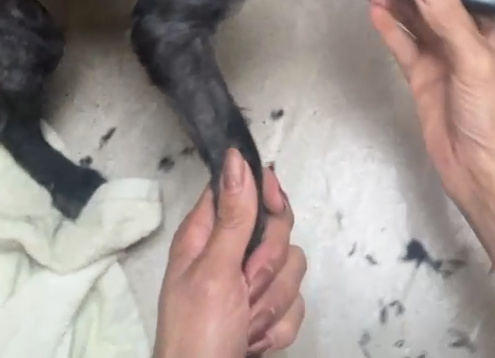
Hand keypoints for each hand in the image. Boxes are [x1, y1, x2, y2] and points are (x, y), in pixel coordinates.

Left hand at [153, 152, 307, 356]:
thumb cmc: (198, 334)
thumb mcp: (214, 271)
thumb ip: (234, 215)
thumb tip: (235, 154)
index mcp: (207, 234)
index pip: (245, 187)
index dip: (264, 193)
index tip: (274, 208)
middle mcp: (229, 253)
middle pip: (277, 227)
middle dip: (270, 263)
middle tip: (247, 286)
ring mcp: (250, 285)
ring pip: (291, 267)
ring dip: (272, 302)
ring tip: (245, 325)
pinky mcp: (267, 314)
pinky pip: (295, 304)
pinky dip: (278, 328)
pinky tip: (255, 342)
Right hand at [367, 0, 494, 205]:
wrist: (481, 172)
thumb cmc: (490, 112)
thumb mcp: (474, 60)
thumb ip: (447, 18)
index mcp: (491, 25)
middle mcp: (466, 34)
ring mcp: (442, 54)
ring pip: (415, 18)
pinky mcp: (422, 74)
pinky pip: (403, 43)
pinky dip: (389, 27)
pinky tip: (373, 10)